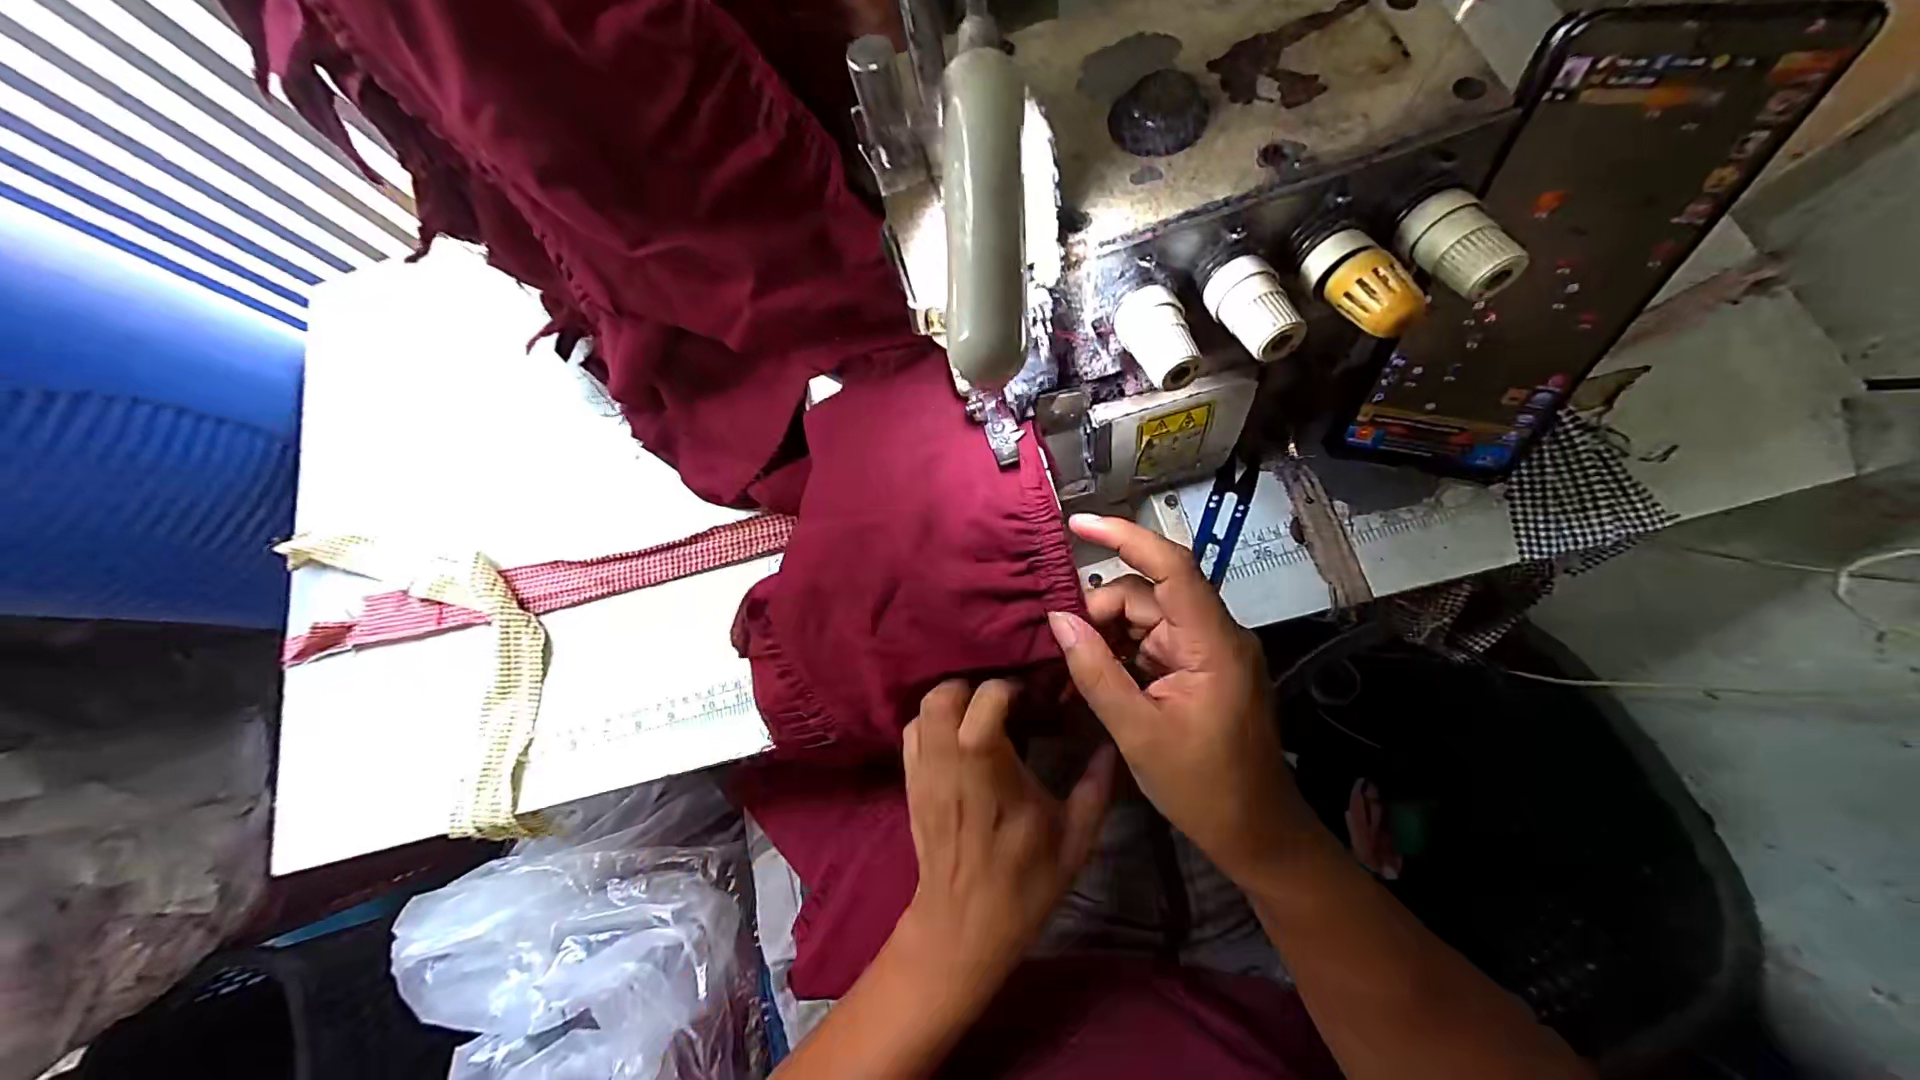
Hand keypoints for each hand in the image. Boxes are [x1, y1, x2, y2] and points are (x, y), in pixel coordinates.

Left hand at [897, 678, 1116, 992]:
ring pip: (923, 710)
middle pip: (943, 696)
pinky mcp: (910, 784)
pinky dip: (931, 721)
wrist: (963, 926)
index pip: (986, 702)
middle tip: (1000, 700)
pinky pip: (912, 733)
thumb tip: (1112, 744)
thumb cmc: (1024, 882)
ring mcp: (924, 772)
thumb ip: (1096, 788)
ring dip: (951, 701)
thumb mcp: (1075, 840)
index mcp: (992, 771)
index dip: (1006, 689)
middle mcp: (951, 763)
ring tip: (978, 713)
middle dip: (973, 686)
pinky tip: (956, 735)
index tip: (1028, 698)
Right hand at [1047, 514, 1312, 885]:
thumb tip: (1057, 619)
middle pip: (1148, 595)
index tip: (1077, 524)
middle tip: (1062, 647)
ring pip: (1146, 618)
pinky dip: (1122, 653)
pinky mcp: (1200, 668)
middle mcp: (1215, 635)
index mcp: (1213, 643)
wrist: (1257, 833)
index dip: (1125, 536)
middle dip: (1100, 612)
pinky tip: (1096, 674)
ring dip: (1107, 635)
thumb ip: (1095, 671)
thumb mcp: (1138, 731)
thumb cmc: (1203, 788)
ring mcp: (1208, 651)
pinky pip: (1153, 643)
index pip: (1172, 566)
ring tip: (1073, 667)